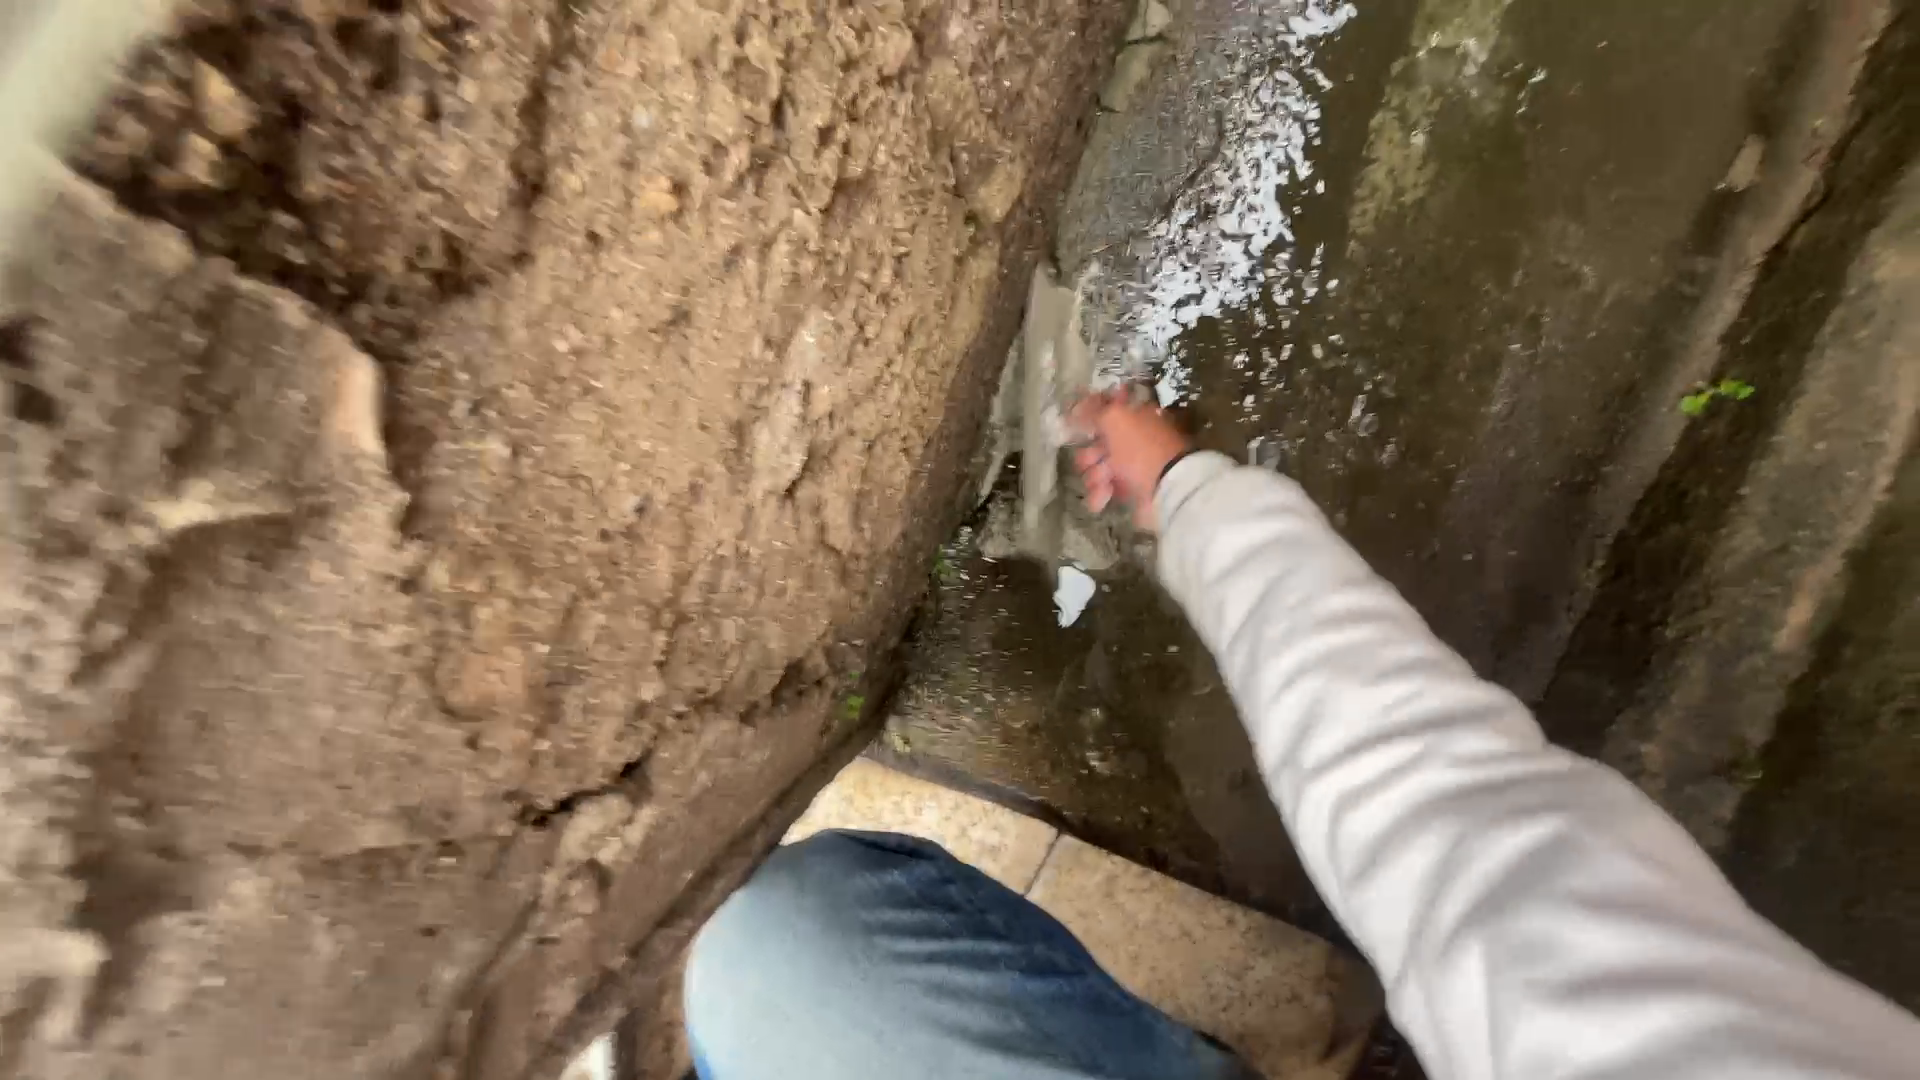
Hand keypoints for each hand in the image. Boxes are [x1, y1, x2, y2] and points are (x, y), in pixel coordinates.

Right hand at [1069, 389, 1192, 530]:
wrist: (1166, 488)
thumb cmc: (1141, 448)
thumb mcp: (1116, 420)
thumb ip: (1095, 410)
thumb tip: (1077, 405)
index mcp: (1135, 415)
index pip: (1106, 408)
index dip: (1088, 414)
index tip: (1073, 423)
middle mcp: (1133, 438)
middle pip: (1098, 442)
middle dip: (1089, 454)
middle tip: (1093, 459)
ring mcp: (1132, 465)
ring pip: (1098, 467)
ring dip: (1094, 476)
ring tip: (1104, 483)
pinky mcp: (1130, 489)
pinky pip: (1105, 488)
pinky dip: (1100, 493)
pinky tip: (1104, 497)